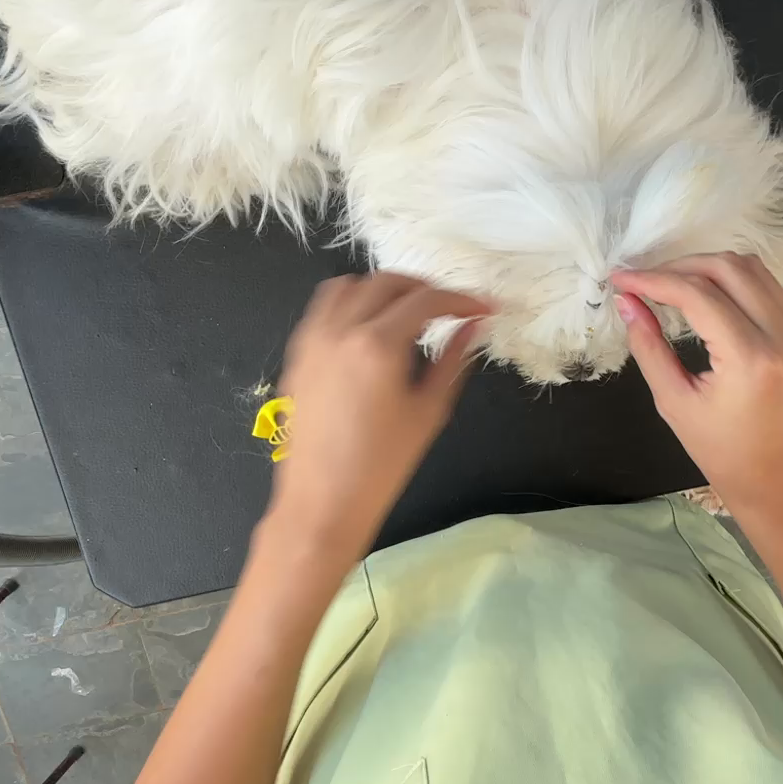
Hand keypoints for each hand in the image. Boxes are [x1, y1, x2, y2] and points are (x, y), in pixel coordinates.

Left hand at [264, 273, 491, 558]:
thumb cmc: (382, 465)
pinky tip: (369, 328)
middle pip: (387, 282)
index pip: (426, 300)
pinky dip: (351, 303)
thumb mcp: (429, 411)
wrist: (323, 501)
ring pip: (350, 285)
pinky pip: (324, 307)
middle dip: (424, 289)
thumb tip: (474, 324)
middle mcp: (341, 330)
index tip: (484, 307)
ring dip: (383, 289)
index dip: (461, 299)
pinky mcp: (298, 353)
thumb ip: (453, 359)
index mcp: (378, 345)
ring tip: (407, 313)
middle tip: (449, 310)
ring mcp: (313, 338)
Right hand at [610, 254, 782, 510]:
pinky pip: (763, 286)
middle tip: (642, 280)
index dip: (653, 280)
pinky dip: (729, 279)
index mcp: (748, 358)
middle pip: (727, 268)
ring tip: (668, 282)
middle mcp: (778, 335)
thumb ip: (649, 347)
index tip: (621, 279)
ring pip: (750, 269)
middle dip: (678, 266)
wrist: (776, 480)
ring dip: (705, 266)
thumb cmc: (720, 452)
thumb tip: (627, 304)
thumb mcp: (673, 402)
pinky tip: (701, 293)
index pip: (697, 295)